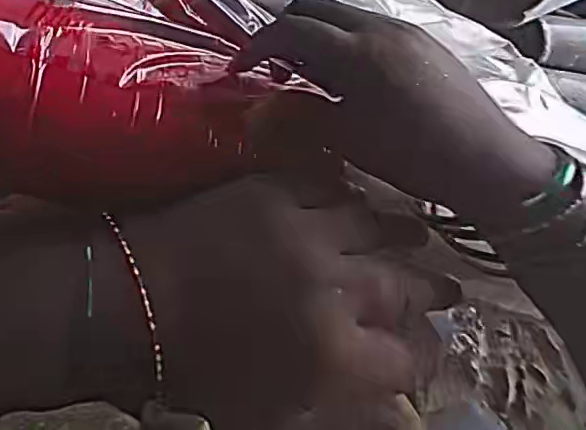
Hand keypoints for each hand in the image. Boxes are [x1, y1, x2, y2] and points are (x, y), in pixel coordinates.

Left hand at [114, 175, 454, 429]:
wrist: (136, 299)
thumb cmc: (197, 370)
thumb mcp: (273, 412)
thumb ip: (338, 407)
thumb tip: (391, 410)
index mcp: (336, 355)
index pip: (410, 357)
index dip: (427, 353)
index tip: (434, 344)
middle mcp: (332, 286)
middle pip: (402, 284)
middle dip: (431, 287)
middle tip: (448, 284)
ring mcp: (301, 229)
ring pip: (370, 221)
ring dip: (398, 227)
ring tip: (416, 228)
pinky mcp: (269, 189)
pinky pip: (321, 180)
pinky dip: (341, 185)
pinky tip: (352, 186)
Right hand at [233, 0, 559, 226]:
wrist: (495, 165)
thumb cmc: (418, 159)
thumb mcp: (350, 140)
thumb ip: (301, 113)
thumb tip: (261, 105)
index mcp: (358, 53)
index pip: (291, 29)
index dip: (258, 45)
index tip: (242, 66)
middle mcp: (378, 27)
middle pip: (311, 7)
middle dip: (283, 31)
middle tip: (275, 66)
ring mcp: (401, 27)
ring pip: (338, 12)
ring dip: (314, 34)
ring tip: (312, 74)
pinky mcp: (419, 35)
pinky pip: (366, 23)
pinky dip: (342, 38)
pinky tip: (349, 74)